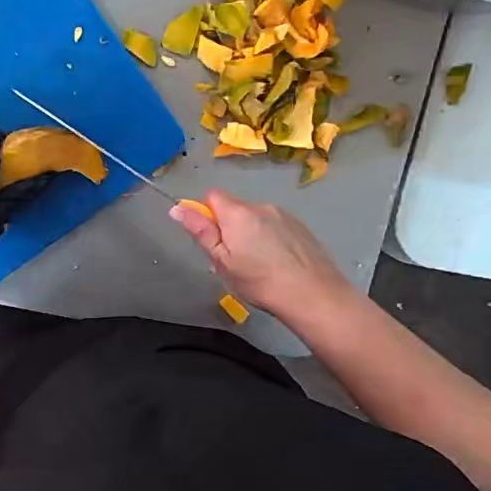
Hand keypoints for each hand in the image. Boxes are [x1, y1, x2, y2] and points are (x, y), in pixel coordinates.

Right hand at [169, 188, 351, 317]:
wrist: (314, 295)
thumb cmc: (259, 281)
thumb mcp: (221, 261)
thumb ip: (200, 231)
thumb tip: (176, 208)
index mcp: (238, 213)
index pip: (212, 195)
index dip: (206, 214)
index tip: (211, 239)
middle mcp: (261, 206)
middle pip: (235, 208)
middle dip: (229, 227)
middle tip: (233, 260)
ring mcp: (284, 215)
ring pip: (256, 218)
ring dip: (251, 234)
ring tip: (259, 265)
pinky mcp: (302, 228)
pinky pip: (275, 226)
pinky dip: (271, 239)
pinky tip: (278, 264)